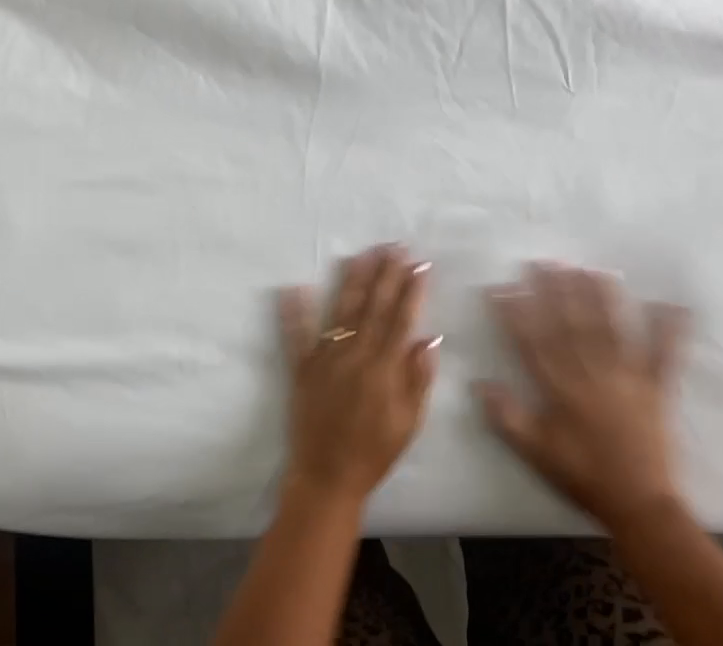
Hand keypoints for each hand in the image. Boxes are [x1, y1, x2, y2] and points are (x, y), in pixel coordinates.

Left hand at [279, 245, 440, 503]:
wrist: (327, 477)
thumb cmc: (374, 453)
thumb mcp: (409, 422)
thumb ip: (418, 379)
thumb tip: (429, 339)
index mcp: (385, 369)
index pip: (401, 319)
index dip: (412, 289)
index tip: (420, 264)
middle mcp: (355, 356)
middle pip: (373, 306)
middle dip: (386, 274)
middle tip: (394, 246)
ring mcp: (325, 359)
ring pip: (341, 311)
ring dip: (352, 280)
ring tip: (361, 254)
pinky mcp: (301, 369)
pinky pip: (296, 336)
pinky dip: (294, 312)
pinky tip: (294, 287)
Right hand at [476, 262, 690, 530]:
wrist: (639, 505)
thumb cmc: (582, 477)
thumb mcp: (535, 452)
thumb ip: (507, 417)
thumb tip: (480, 382)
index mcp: (560, 389)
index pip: (532, 342)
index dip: (515, 312)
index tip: (502, 285)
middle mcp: (592, 374)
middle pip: (570, 325)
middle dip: (556, 291)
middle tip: (545, 261)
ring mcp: (627, 378)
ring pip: (611, 329)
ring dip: (600, 297)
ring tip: (590, 268)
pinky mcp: (657, 389)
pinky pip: (665, 355)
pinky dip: (669, 329)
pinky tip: (670, 304)